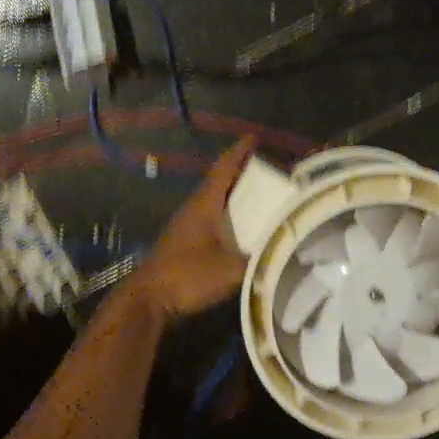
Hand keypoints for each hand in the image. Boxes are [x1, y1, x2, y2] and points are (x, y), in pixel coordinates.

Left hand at [128, 137, 256, 320]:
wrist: (149, 300)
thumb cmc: (188, 276)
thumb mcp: (232, 270)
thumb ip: (261, 260)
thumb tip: (289, 251)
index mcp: (205, 204)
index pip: (225, 168)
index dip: (240, 152)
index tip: (255, 138)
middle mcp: (195, 208)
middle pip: (221, 181)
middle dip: (244, 172)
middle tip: (270, 170)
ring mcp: (188, 226)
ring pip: (215, 201)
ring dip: (236, 195)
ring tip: (262, 196)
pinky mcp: (186, 243)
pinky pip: (213, 218)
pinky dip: (229, 215)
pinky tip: (242, 228)